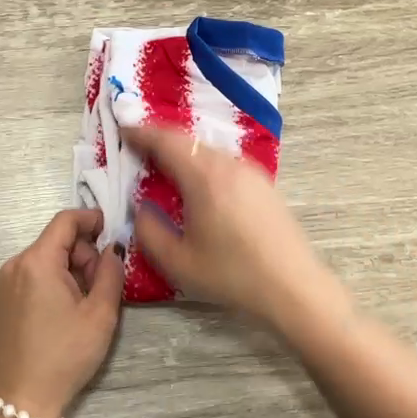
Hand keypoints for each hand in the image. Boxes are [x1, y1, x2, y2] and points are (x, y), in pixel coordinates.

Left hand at [0, 209, 124, 417]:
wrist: (23, 401)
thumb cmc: (66, 355)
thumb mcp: (100, 314)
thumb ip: (110, 272)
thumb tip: (111, 249)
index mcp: (37, 262)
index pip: (65, 221)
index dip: (90, 219)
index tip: (110, 228)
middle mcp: (14, 266)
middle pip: (55, 242)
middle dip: (82, 254)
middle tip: (101, 285)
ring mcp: (3, 285)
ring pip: (44, 260)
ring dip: (68, 270)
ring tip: (84, 304)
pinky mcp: (0, 304)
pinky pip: (30, 278)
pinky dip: (51, 283)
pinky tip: (63, 314)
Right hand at [122, 125, 348, 333]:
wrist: (294, 287)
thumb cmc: (233, 275)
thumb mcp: (178, 262)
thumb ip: (149, 231)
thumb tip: (142, 209)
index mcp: (204, 176)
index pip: (166, 140)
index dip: (141, 133)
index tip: (123, 130)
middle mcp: (228, 164)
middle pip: (187, 140)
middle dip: (160, 140)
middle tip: (138, 149)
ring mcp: (251, 171)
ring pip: (208, 150)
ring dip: (183, 153)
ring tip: (165, 167)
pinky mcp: (264, 184)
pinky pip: (225, 162)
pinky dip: (203, 164)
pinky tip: (198, 186)